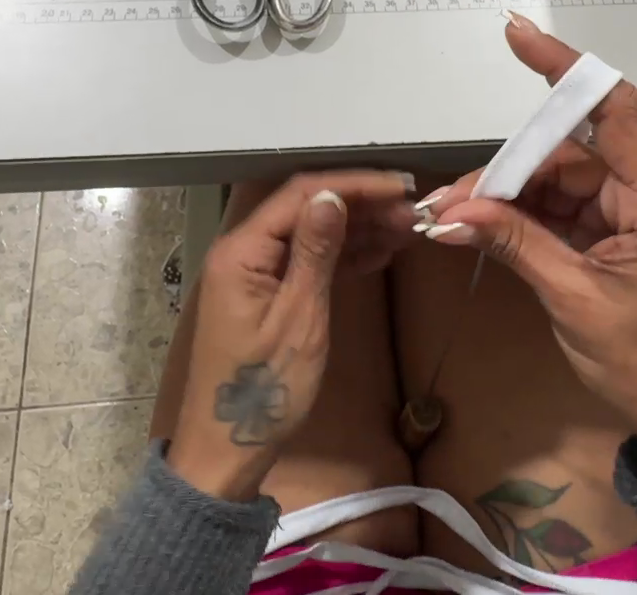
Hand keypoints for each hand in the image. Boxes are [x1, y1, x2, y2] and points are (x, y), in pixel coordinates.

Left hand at [166, 171, 417, 500]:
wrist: (225, 452)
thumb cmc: (263, 391)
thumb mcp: (299, 318)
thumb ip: (315, 252)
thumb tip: (332, 195)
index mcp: (242, 250)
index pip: (301, 195)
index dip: (352, 185)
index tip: (399, 186)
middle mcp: (244, 250)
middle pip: (306, 209)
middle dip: (360, 205)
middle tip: (411, 210)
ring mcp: (255, 271)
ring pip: (311, 233)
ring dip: (357, 228)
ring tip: (406, 228)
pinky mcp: (267, 292)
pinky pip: (307, 260)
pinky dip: (342, 255)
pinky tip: (380, 252)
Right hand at [425, 15, 636, 494]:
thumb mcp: (574, 300)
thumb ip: (516, 245)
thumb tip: (451, 212)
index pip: (616, 110)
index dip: (568, 68)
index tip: (518, 36)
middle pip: (567, 152)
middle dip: (506, 170)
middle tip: (450, 199)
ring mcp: (625, 210)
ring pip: (554, 179)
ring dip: (503, 196)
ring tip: (453, 217)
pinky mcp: (608, 229)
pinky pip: (556, 206)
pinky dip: (517, 215)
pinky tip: (478, 225)